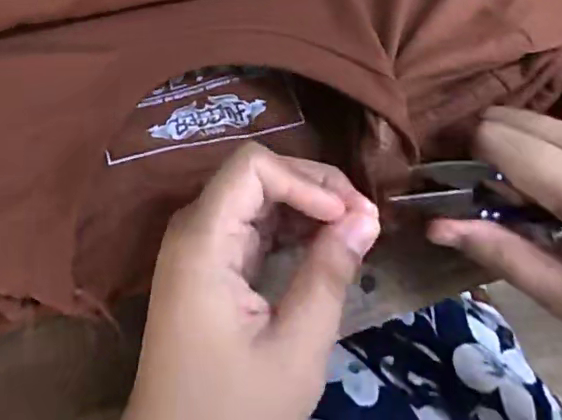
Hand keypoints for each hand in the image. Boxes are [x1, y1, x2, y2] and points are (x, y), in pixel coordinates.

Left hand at [124, 144, 381, 419]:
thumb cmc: (233, 409)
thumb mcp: (294, 350)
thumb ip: (328, 276)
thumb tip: (366, 217)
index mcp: (203, 239)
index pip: (253, 166)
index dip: (304, 179)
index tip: (347, 214)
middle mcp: (195, 227)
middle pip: (256, 174)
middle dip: (313, 186)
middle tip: (364, 217)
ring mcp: (199, 243)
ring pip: (257, 194)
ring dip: (307, 204)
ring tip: (354, 228)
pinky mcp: (209, 262)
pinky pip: (253, 223)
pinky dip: (291, 226)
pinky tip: (325, 243)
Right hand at [427, 109, 561, 419]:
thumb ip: (498, 251)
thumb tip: (433, 225)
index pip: (492, 138)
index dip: (468, 164)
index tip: (472, 201)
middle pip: (508, 118)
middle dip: (489, 152)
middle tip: (504, 206)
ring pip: (536, 119)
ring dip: (520, 149)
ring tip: (541, 206)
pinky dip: (550, 148)